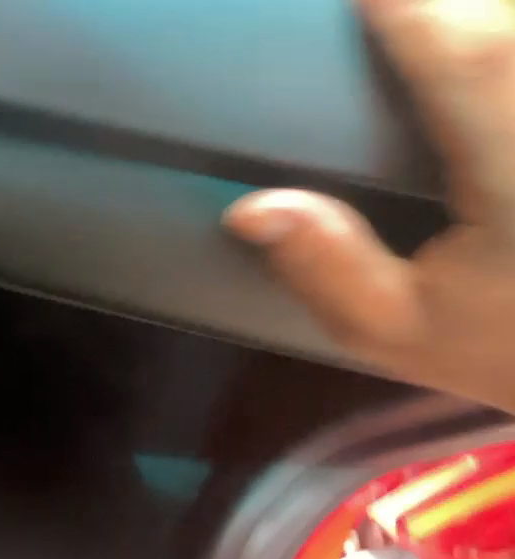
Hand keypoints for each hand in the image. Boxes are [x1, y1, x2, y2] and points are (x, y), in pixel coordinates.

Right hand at [224, 0, 514, 410]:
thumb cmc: (512, 348)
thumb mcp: (391, 329)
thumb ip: (323, 268)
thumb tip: (248, 209)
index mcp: (512, 182)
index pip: (466, 69)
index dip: (414, 17)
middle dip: (471, 10)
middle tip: (407, 5)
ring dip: (495, 31)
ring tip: (459, 28)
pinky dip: (506, 60)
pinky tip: (487, 62)